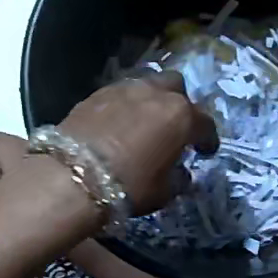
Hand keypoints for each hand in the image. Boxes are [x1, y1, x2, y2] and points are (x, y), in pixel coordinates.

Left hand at [60, 72, 216, 215]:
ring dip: (151, 101)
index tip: (205, 151)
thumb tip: (181, 174)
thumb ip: (178, 178)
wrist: (68, 177)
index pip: (205, 123)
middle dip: (180, 104)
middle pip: (177, 87)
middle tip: (174, 127)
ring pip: (147, 85)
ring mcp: (124, 89)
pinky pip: (120, 94)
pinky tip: (119, 124)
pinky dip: (125, 106)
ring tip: (145, 123)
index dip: (208, 139)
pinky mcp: (95, 93)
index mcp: (181, 116)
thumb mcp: (163, 192)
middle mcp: (156, 93)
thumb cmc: (128, 186)